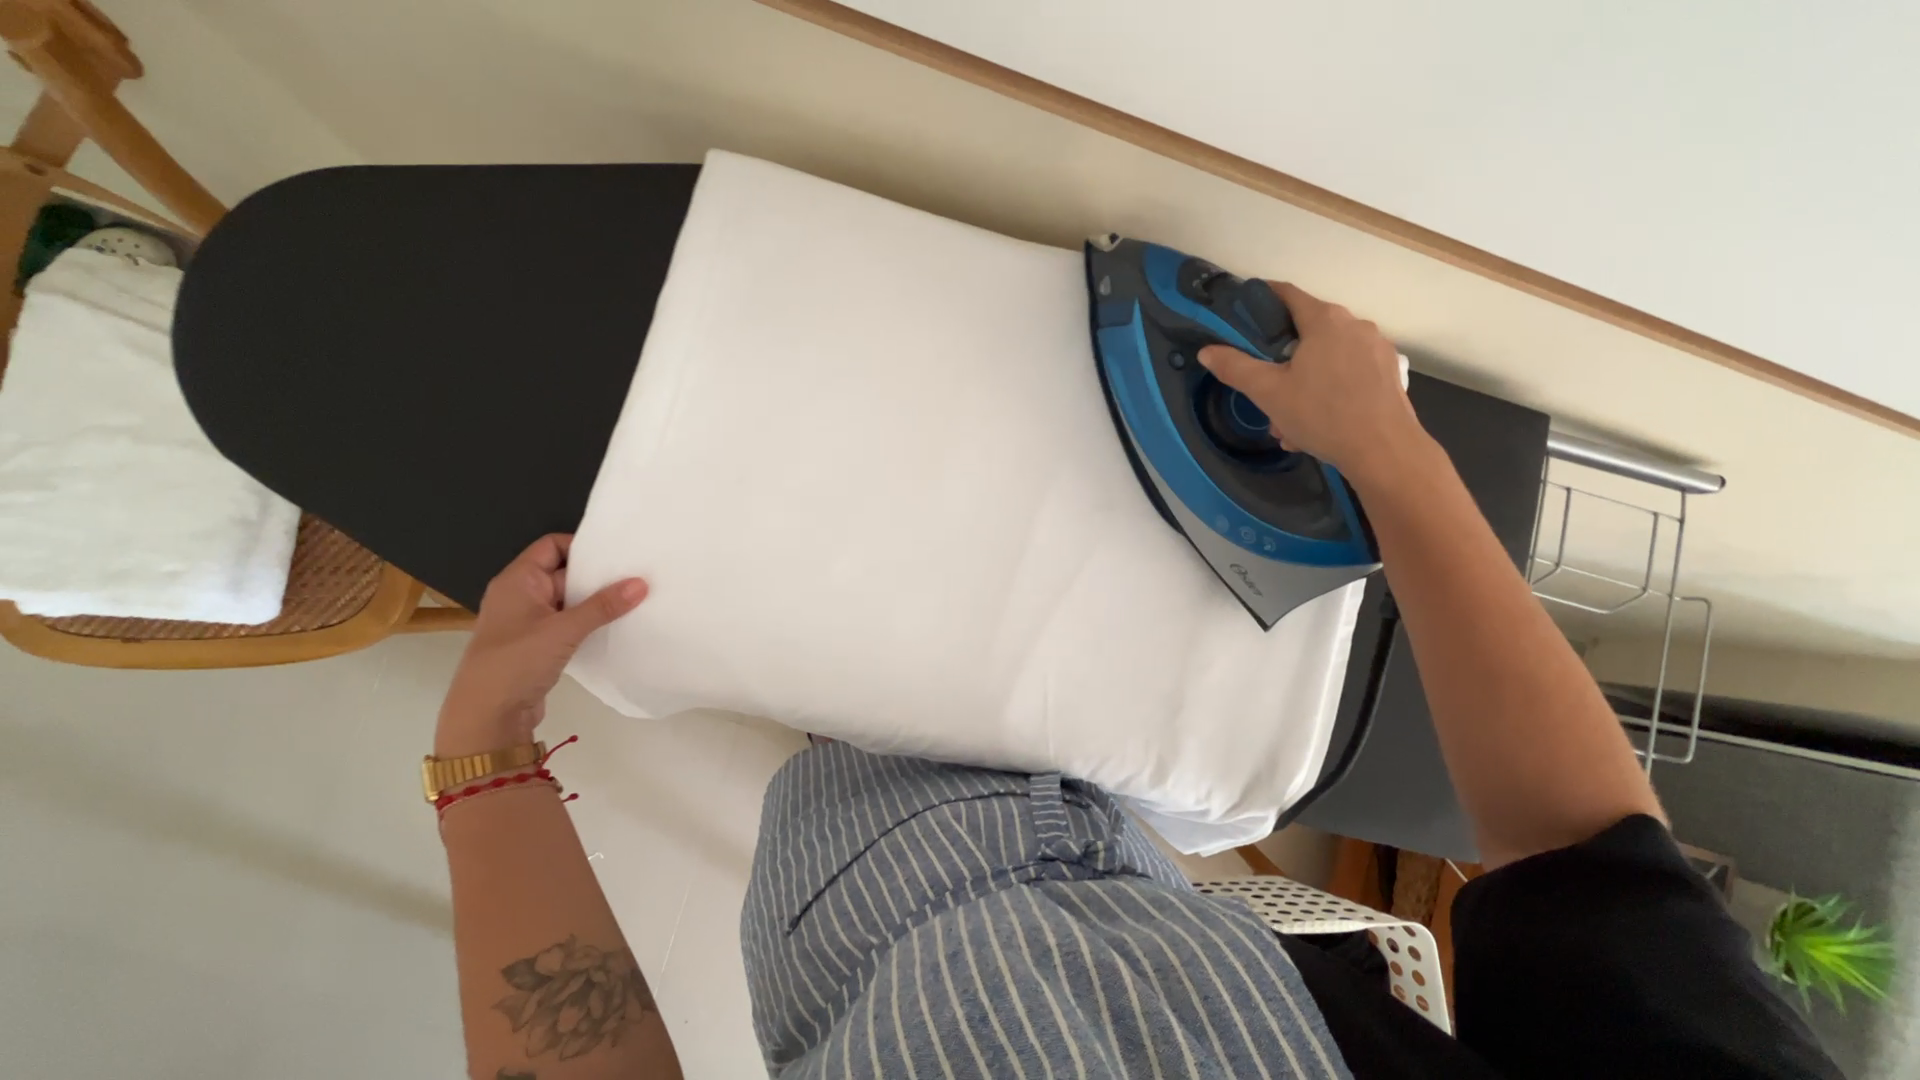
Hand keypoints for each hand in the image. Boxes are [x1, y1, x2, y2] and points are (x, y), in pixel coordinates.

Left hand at [434, 534, 646, 757]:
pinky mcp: (537, 645)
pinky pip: (567, 623)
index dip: (583, 545)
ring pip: (568, 600)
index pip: (552, 546)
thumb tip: (641, 583)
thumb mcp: (563, 630)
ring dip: (595, 601)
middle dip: (597, 575)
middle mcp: (521, 595)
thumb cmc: (517, 661)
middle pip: (564, 572)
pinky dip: (588, 623)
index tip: (618, 552)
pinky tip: (616, 626)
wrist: (487, 715)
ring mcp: (528, 621)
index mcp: (518, 580)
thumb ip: (603, 606)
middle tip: (636, 573)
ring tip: (634, 598)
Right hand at [1198, 282, 1429, 488]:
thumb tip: (1207, 351)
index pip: (1287, 293)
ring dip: (1304, 381)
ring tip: (1289, 419)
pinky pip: (1348, 373)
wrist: (1384, 450)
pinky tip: (1318, 424)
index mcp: (1325, 320)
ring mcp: (1376, 348)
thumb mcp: (1269, 393)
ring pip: (1328, 357)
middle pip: (1308, 330)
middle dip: (1282, 357)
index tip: (1241, 314)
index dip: (1261, 299)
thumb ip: (1235, 368)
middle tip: (1264, 384)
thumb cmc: (1322, 414)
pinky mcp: (1388, 373)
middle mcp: (1355, 325)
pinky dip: (1329, 390)